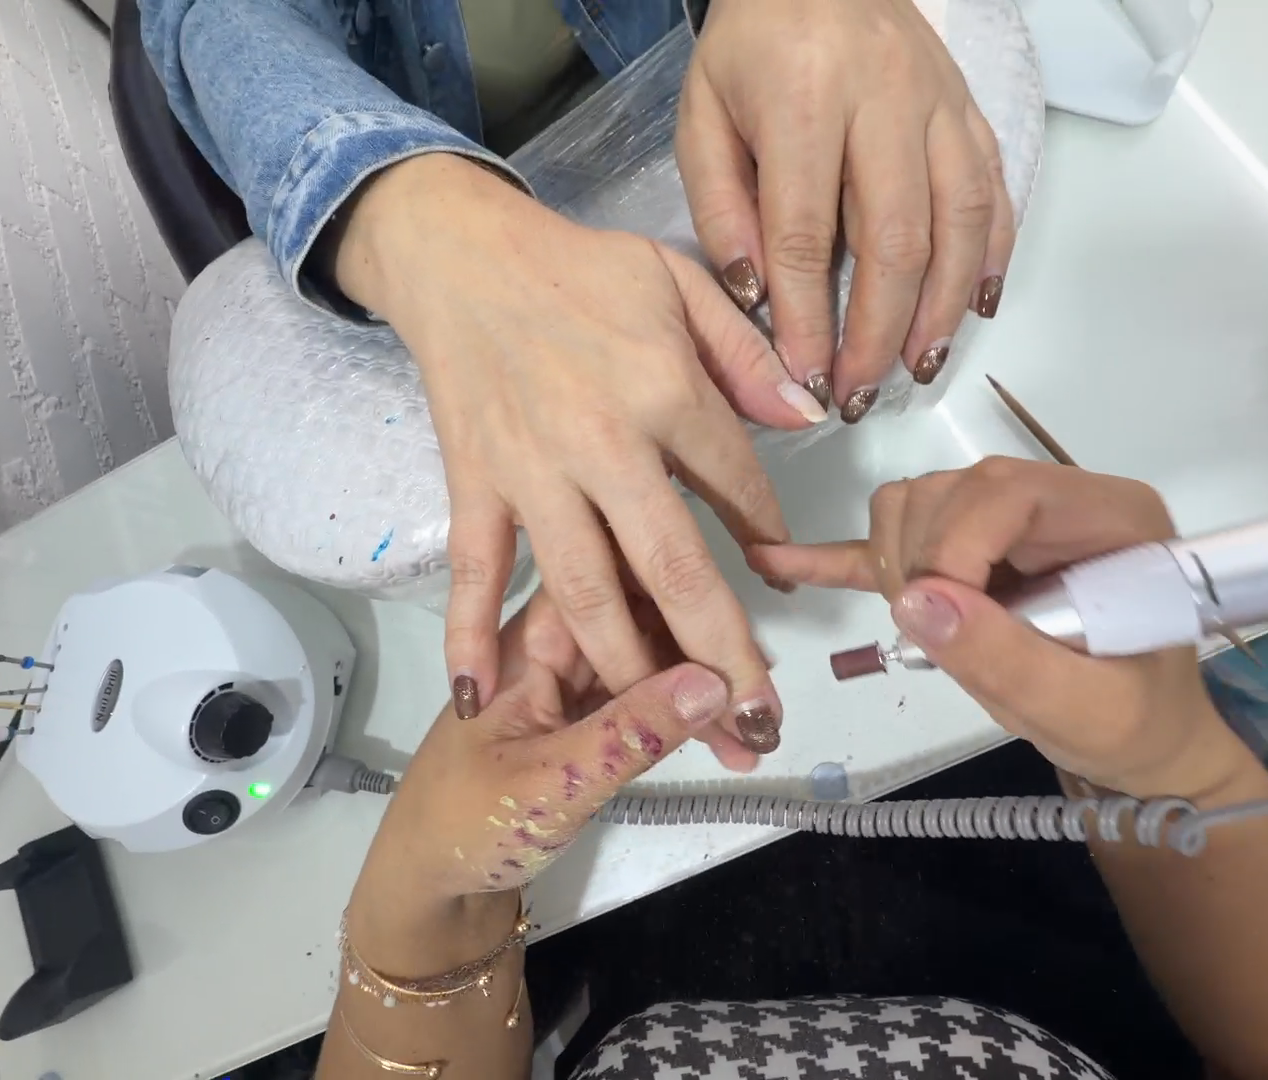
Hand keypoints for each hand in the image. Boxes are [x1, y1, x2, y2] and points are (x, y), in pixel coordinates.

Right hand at [336, 155, 815, 765]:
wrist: (461, 257)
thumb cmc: (578, 269)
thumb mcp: (678, 282)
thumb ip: (745, 353)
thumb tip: (807, 417)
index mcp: (664, 390)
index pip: (737, 487)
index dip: (768, 541)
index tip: (782, 585)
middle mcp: (602, 445)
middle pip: (672, 567)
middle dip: (720, 652)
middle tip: (758, 724)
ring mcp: (530, 475)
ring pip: (584, 590)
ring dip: (629, 670)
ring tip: (670, 733)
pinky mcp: (473, 487)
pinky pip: (475, 571)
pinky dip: (471, 635)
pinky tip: (480, 698)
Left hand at [354, 590, 727, 916]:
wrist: (430, 879)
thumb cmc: (469, 824)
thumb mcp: (551, 783)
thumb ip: (629, 734)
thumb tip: (716, 684)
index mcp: (535, 636)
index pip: (621, 595)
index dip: (689, 617)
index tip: (752, 663)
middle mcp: (558, 642)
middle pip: (645, 625)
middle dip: (707, 660)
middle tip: (765, 709)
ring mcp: (574, 679)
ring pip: (652, 664)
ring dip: (702, 696)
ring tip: (757, 737)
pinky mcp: (586, 713)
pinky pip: (644, 701)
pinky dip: (682, 720)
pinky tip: (724, 739)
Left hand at [679, 0, 1015, 420]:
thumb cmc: (746, 50)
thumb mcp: (703, 122)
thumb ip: (723, 210)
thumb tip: (758, 297)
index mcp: (803, 101)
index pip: (807, 236)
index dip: (808, 319)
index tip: (805, 378)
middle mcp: (884, 99)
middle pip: (895, 240)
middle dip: (878, 332)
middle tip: (860, 394)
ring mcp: (939, 102)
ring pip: (959, 221)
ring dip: (941, 309)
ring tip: (921, 369)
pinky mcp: (970, 107)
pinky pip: (995, 188)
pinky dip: (992, 255)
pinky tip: (975, 307)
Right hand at [749, 458, 1251, 796]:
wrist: (1133, 737)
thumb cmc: (1129, 726)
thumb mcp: (1086, 708)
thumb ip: (1006, 655)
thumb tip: (913, 600)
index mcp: (1103, 516)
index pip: (1003, 492)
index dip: (954, 547)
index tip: (941, 619)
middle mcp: (1048, 498)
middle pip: (944, 492)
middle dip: (918, 565)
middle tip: (934, 636)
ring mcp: (996, 520)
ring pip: (907, 507)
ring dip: (890, 566)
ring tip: (918, 624)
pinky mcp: (955, 551)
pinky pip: (885, 542)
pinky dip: (833, 558)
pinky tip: (774, 560)